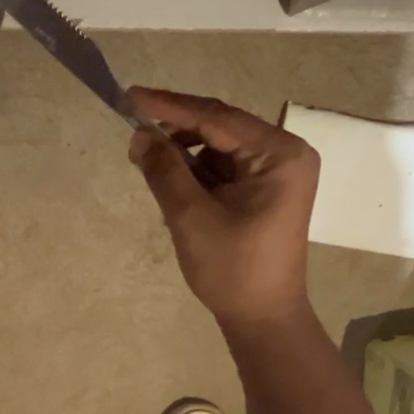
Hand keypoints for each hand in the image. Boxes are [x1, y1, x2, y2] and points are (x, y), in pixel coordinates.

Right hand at [128, 88, 319, 328]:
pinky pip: (223, 169)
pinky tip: (168, 180)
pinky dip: (195, 173)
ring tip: (145, 161)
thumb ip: (164, 171)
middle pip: (219, 129)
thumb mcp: (192, 218)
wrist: (262, 317)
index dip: (170, 106)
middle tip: (131, 130)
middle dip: (175, 131)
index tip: (129, 96)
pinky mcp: (264, 191)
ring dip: (182, 154)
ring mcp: (276, 173)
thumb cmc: (232, 270)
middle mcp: (284, 154)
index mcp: (279, 154)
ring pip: (218, 149)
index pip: (216, 117)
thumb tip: (139, 136)